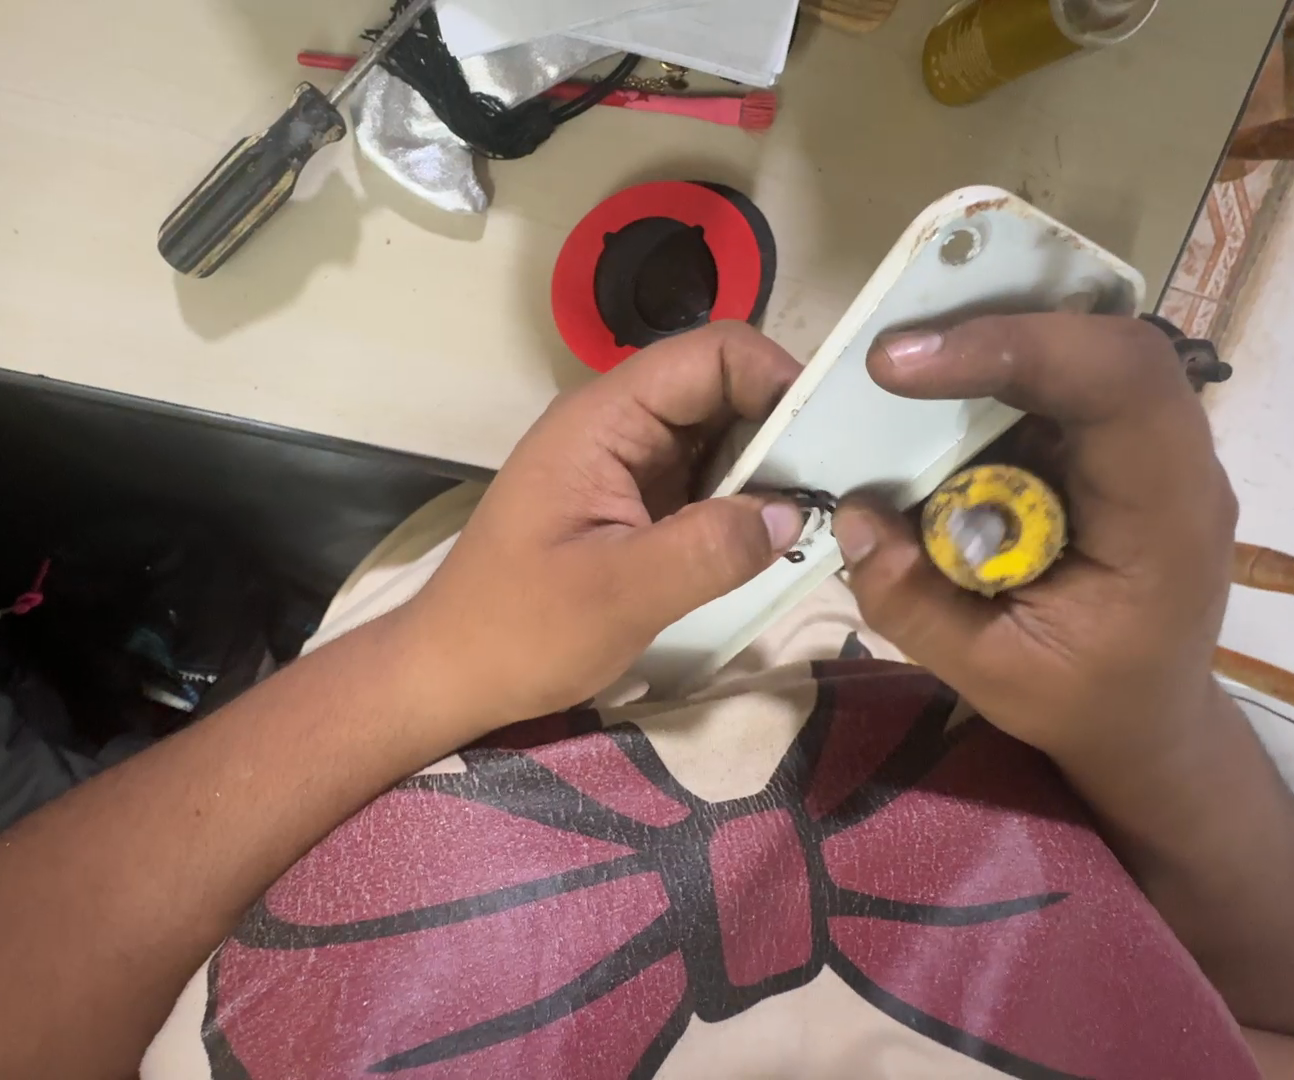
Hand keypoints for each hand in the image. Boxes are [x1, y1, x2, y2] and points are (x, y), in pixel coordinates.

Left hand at [396, 322, 806, 734]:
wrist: (454, 674)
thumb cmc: (520, 631)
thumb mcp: (620, 594)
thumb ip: (708, 549)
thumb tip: (793, 512)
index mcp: (603, 421)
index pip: (709, 355)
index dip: (776, 378)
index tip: (830, 438)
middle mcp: (616, 428)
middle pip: (719, 392)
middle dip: (781, 430)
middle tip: (839, 486)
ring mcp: (623, 468)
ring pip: (715, 441)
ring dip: (765, 473)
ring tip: (818, 516)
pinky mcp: (630, 508)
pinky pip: (700, 486)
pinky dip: (739, 507)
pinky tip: (773, 539)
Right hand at [831, 314, 1237, 765]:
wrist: (1142, 713)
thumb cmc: (1084, 700)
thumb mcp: (990, 675)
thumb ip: (914, 604)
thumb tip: (850, 514)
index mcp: (1165, 515)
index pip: (1120, 386)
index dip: (1015, 349)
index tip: (899, 366)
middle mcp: (1164, 459)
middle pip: (1097, 346)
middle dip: (986, 335)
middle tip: (883, 361)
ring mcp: (1130, 448)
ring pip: (1069, 355)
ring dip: (977, 354)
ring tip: (890, 376)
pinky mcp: (1090, 451)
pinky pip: (1039, 391)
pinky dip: (974, 386)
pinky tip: (920, 406)